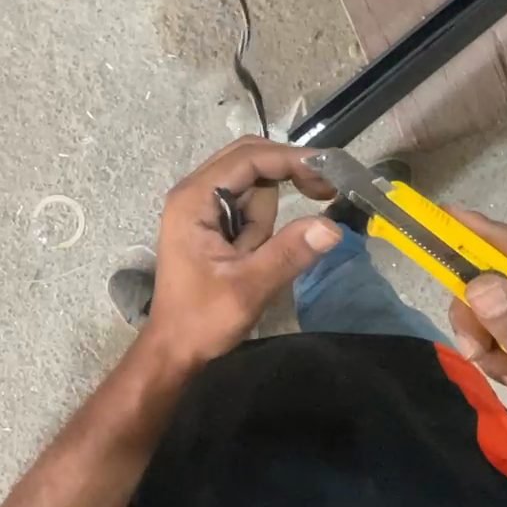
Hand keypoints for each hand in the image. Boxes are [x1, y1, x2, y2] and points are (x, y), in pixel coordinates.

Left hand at [145, 137, 342, 368]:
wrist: (174, 347)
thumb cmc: (203, 319)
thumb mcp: (249, 288)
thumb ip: (289, 253)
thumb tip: (332, 226)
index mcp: (193, 199)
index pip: (248, 158)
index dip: (291, 159)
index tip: (331, 170)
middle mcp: (192, 192)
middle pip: (249, 160)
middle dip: (286, 176)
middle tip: (324, 193)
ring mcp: (198, 206)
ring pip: (250, 186)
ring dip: (266, 217)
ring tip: (251, 258)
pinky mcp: (207, 222)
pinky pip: (244, 206)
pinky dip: (260, 224)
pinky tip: (250, 254)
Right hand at [445, 211, 506, 474]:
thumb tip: (478, 283)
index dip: (490, 235)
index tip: (448, 217)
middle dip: (481, 305)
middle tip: (471, 339)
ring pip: (493, 293)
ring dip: (479, 328)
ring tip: (487, 361)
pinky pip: (492, 314)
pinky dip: (485, 340)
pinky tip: (501, 367)